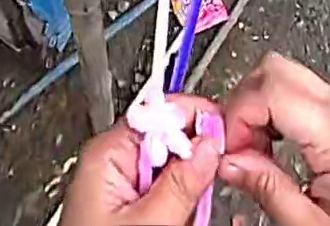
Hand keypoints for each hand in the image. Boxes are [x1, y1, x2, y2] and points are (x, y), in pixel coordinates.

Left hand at [60, 94, 221, 225]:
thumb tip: (209, 142)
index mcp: (108, 154)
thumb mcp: (148, 225)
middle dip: (191, 165)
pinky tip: (181, 223)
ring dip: (186, 197)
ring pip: (169, 176)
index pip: (156, 114)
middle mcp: (112, 165)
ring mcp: (119, 191)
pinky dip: (177, 214)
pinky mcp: (127, 215)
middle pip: (166, 145)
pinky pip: (162, 201)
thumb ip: (181, 182)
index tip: (222, 128)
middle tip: (206, 192)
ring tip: (188, 218)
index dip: (191, 116)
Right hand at [216, 53, 329, 225]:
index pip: (267, 88)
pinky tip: (270, 146)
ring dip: (256, 104)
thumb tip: (229, 161)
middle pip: (272, 68)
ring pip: (282, 73)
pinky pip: (295, 90)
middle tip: (234, 147)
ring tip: (251, 152)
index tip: (226, 149)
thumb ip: (268, 189)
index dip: (236, 115)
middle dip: (242, 102)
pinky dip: (272, 108)